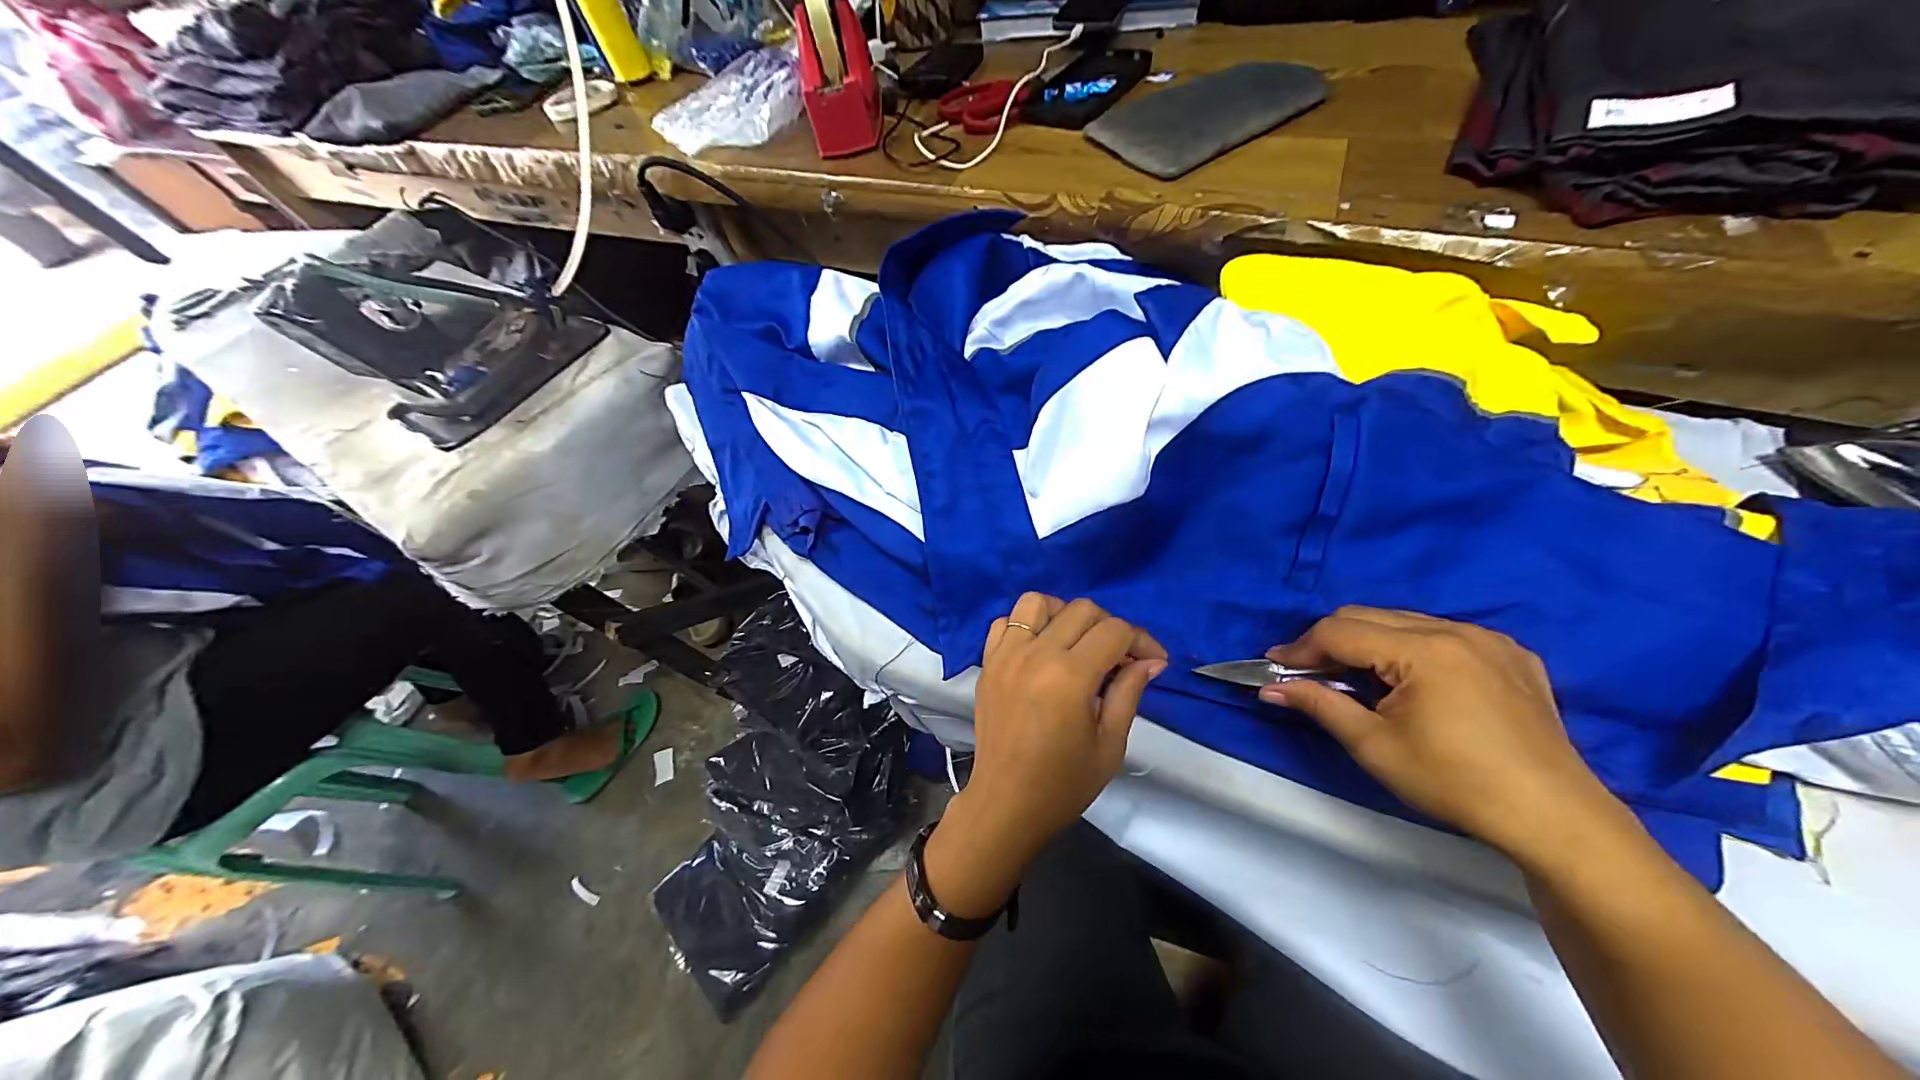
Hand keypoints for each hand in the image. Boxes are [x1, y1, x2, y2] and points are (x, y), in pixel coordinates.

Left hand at [926, 594, 1165, 916]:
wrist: (1007, 803)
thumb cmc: (1063, 783)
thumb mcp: (1110, 743)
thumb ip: (1129, 692)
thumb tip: (1151, 660)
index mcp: (1070, 676)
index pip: (1115, 631)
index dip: (1142, 640)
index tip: (1153, 660)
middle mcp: (1035, 655)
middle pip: (1082, 610)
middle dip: (1110, 628)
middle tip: (1120, 659)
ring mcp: (1005, 656)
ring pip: (1037, 602)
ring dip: (1064, 614)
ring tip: (1077, 644)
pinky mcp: (988, 664)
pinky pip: (1005, 623)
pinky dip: (1026, 626)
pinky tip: (1041, 651)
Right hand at [1264, 606, 1626, 864]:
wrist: (1553, 817)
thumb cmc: (1454, 782)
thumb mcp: (1374, 745)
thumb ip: (1319, 705)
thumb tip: (1271, 687)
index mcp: (1424, 649)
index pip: (1341, 631)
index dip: (1301, 648)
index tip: (1274, 667)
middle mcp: (1456, 630)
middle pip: (1369, 617)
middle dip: (1330, 642)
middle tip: (1307, 675)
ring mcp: (1489, 640)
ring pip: (1405, 621)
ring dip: (1369, 643)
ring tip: (1354, 679)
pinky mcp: (1513, 655)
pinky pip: (1445, 635)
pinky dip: (1412, 648)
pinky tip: (1411, 681)